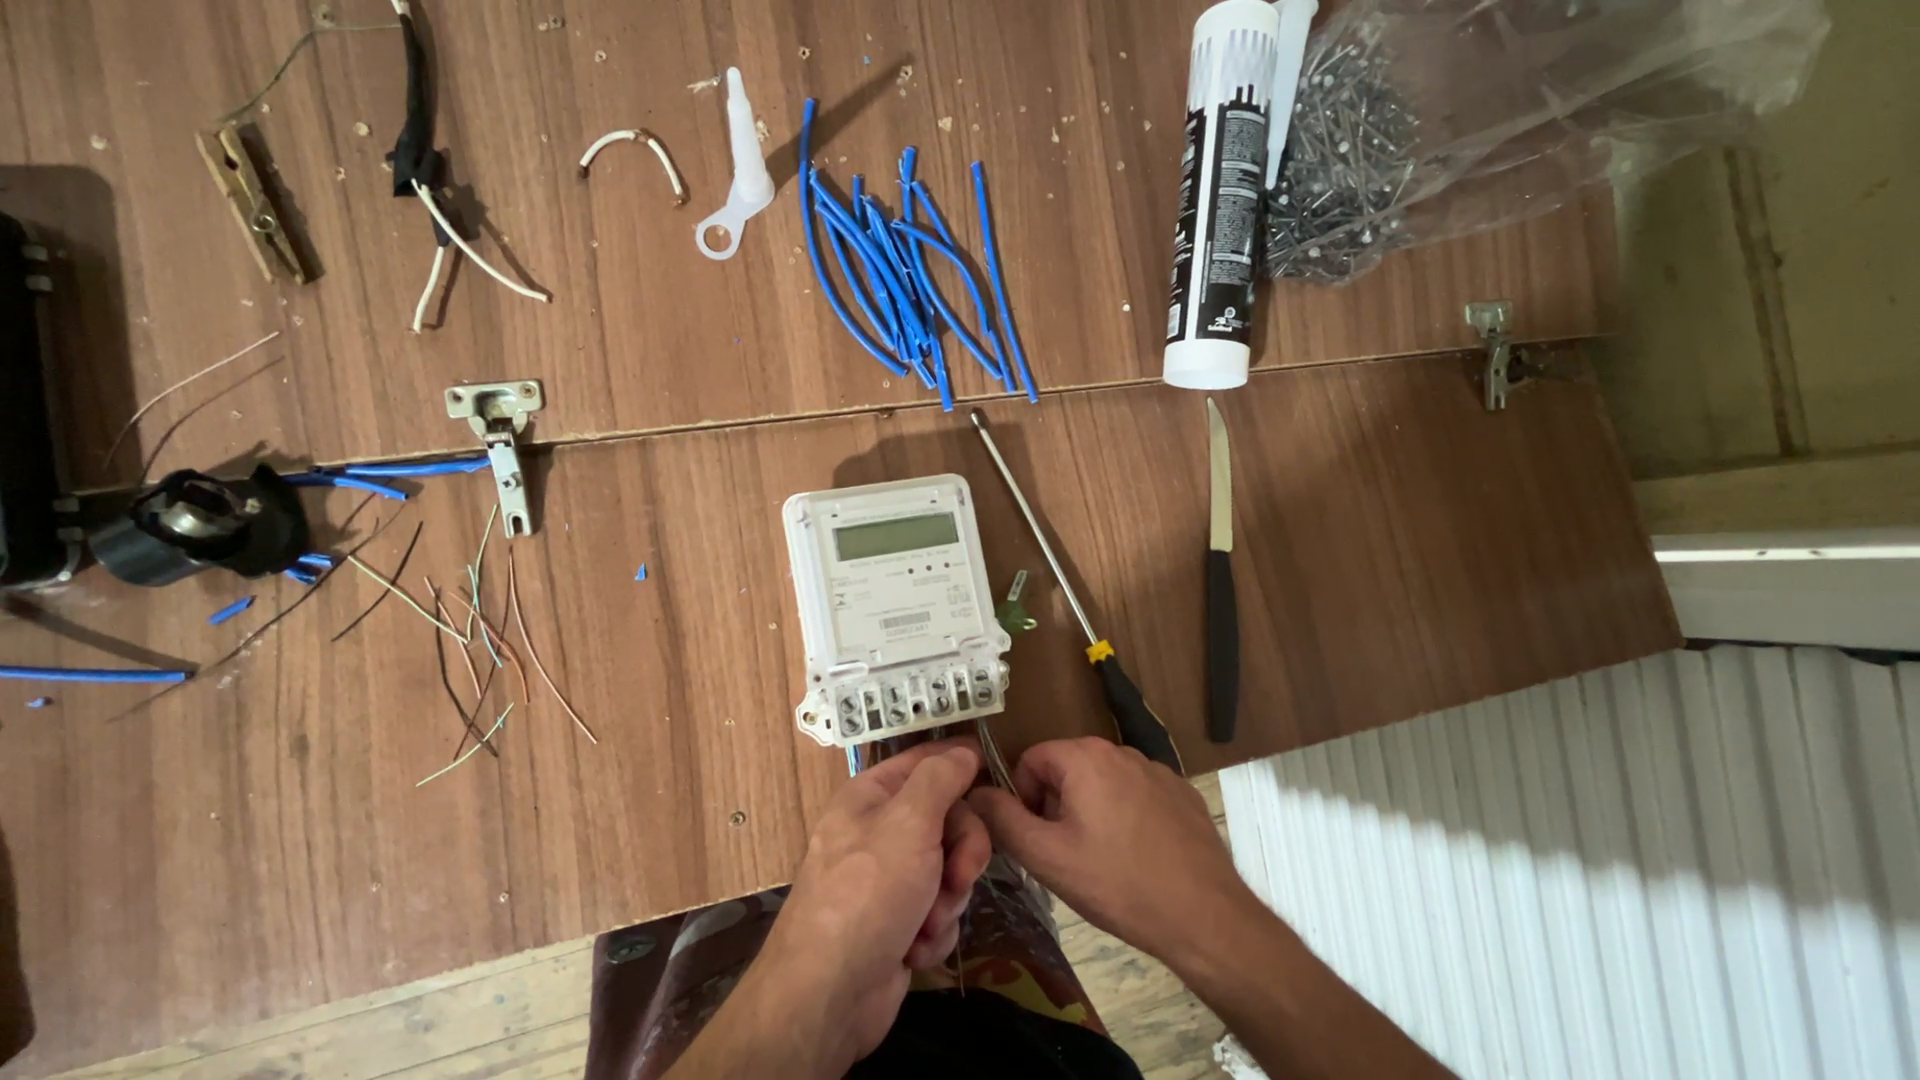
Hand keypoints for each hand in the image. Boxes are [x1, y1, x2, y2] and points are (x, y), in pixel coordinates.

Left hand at [700, 739, 989, 1077]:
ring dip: (947, 900)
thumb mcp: (908, 822)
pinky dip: (934, 931)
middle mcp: (878, 833)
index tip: (993, 766)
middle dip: (961, 853)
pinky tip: (914, 949)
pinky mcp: (897, 924)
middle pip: (947, 821)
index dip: (957, 762)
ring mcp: (887, 881)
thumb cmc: (868, 893)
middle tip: (959, 876)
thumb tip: (963, 750)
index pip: (923, 762)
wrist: (830, 994)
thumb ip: (940, 779)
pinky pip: (938, 912)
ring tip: (927, 923)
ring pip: (948, 870)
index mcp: (870, 797)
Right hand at [968, 737, 1259, 963]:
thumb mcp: (1047, 857)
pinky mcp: (1182, 794)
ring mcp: (1157, 770)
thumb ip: (1003, 820)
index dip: (1023, 798)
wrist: (1203, 915)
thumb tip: (975, 792)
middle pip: (1067, 769)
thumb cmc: (1117, 884)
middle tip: (1066, 854)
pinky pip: (1136, 796)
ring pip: (1102, 783)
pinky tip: (1137, 858)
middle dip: (1057, 806)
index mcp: (1085, 758)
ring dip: (1091, 812)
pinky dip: (1126, 818)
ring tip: (1102, 861)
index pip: (1031, 760)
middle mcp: (1122, 751)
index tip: (1036, 838)